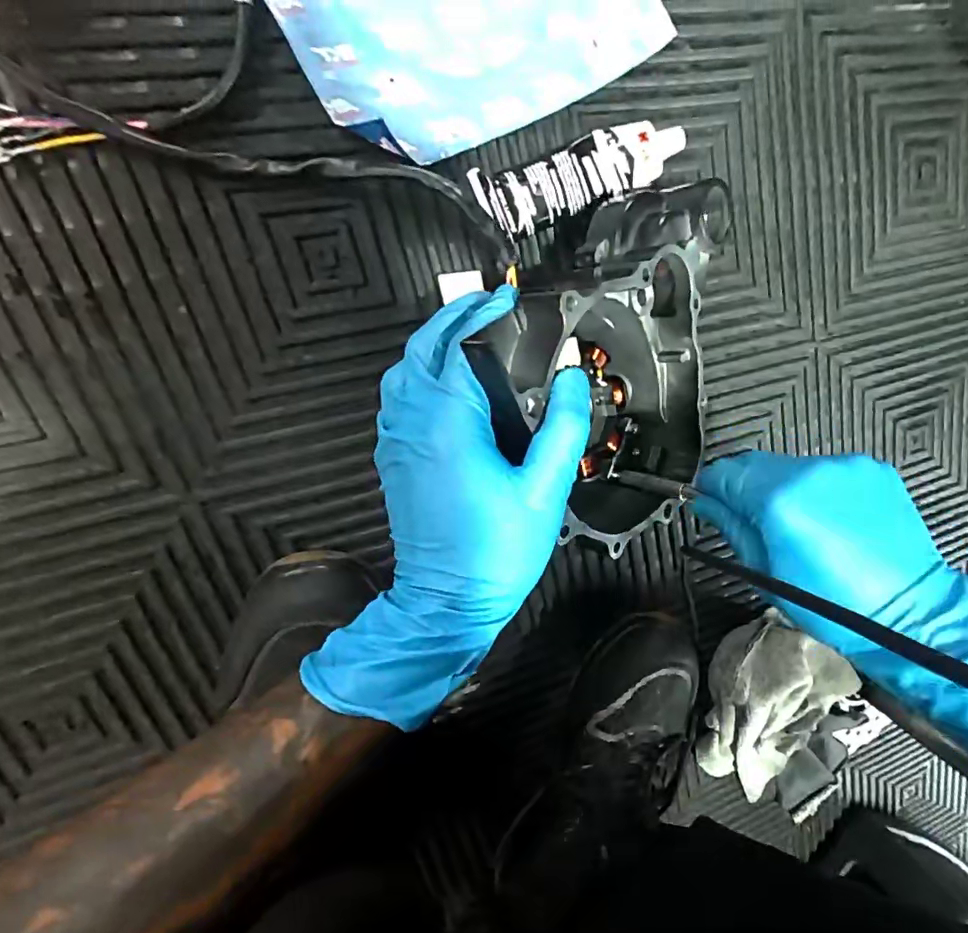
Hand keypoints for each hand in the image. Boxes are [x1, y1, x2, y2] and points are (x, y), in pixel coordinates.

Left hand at [302, 286, 590, 728]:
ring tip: (471, 339)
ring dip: (433, 345)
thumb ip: (563, 427)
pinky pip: (401, 400)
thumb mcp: (545, 489)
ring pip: (404, 372)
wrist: (448, 601)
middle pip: (420, 348)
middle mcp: (413, 424)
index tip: (503, 297)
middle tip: (488, 308)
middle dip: (451, 319)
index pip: (455, 344)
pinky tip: (452, 387)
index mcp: (448, 423)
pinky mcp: (397, 461)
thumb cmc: (496, 550)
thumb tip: (570, 379)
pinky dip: (422, 375)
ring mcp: (398, 442)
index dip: (479, 312)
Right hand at [692, 453, 967, 770]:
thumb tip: (711, 506)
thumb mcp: (770, 576)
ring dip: (785, 490)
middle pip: (760, 464)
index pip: (727, 472)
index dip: (710, 486)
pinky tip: (829, 524)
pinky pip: (830, 473)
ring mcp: (848, 468)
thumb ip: (735, 529)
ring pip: (795, 467)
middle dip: (748, 488)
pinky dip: (820, 492)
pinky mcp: (873, 471)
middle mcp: (816, 472)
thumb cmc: (842, 610)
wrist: (910, 612)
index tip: (708, 498)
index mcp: (783, 500)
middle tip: (749, 521)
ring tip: (798, 531)